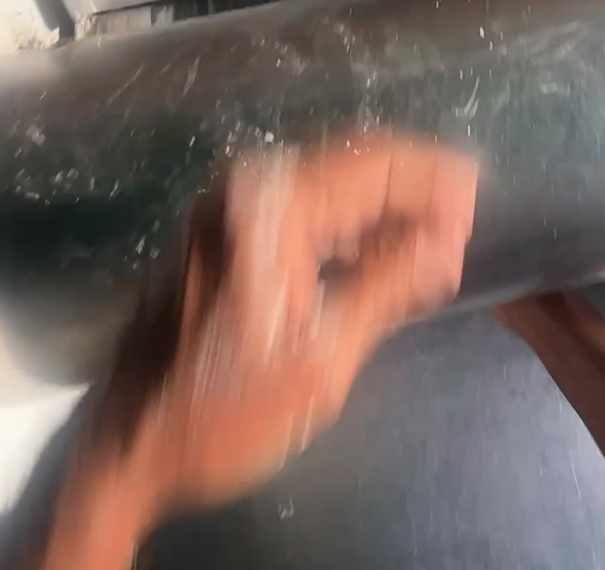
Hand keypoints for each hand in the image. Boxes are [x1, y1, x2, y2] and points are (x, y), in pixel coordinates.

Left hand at [46, 132, 477, 566]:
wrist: (128, 445)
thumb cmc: (226, 410)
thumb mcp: (322, 355)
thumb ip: (390, 282)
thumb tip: (447, 238)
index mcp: (272, 205)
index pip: (375, 163)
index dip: (433, 179)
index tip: (476, 206)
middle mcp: (248, 183)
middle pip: (355, 160)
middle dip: (415, 187)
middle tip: (460, 226)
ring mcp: (231, 200)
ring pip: (331, 178)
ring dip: (386, 204)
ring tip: (434, 241)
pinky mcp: (226, 224)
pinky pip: (304, 203)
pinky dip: (349, 221)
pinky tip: (380, 251)